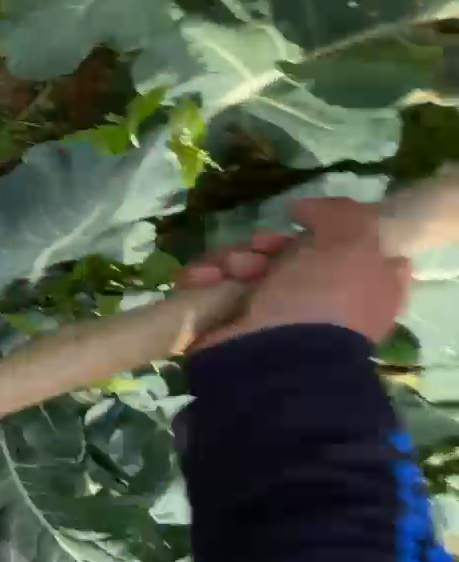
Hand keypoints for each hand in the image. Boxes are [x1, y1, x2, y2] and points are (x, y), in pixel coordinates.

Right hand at [177, 197, 412, 351]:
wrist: (270, 354)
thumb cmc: (321, 300)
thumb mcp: (351, 245)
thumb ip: (338, 214)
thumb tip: (301, 207)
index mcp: (360, 282)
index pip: (342, 245)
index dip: (320, 232)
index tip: (302, 229)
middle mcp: (316, 294)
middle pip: (282, 251)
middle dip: (262, 246)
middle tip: (258, 253)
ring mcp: (267, 308)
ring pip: (240, 264)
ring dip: (227, 260)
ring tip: (225, 272)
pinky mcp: (224, 317)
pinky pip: (207, 284)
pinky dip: (200, 278)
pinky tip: (201, 280)